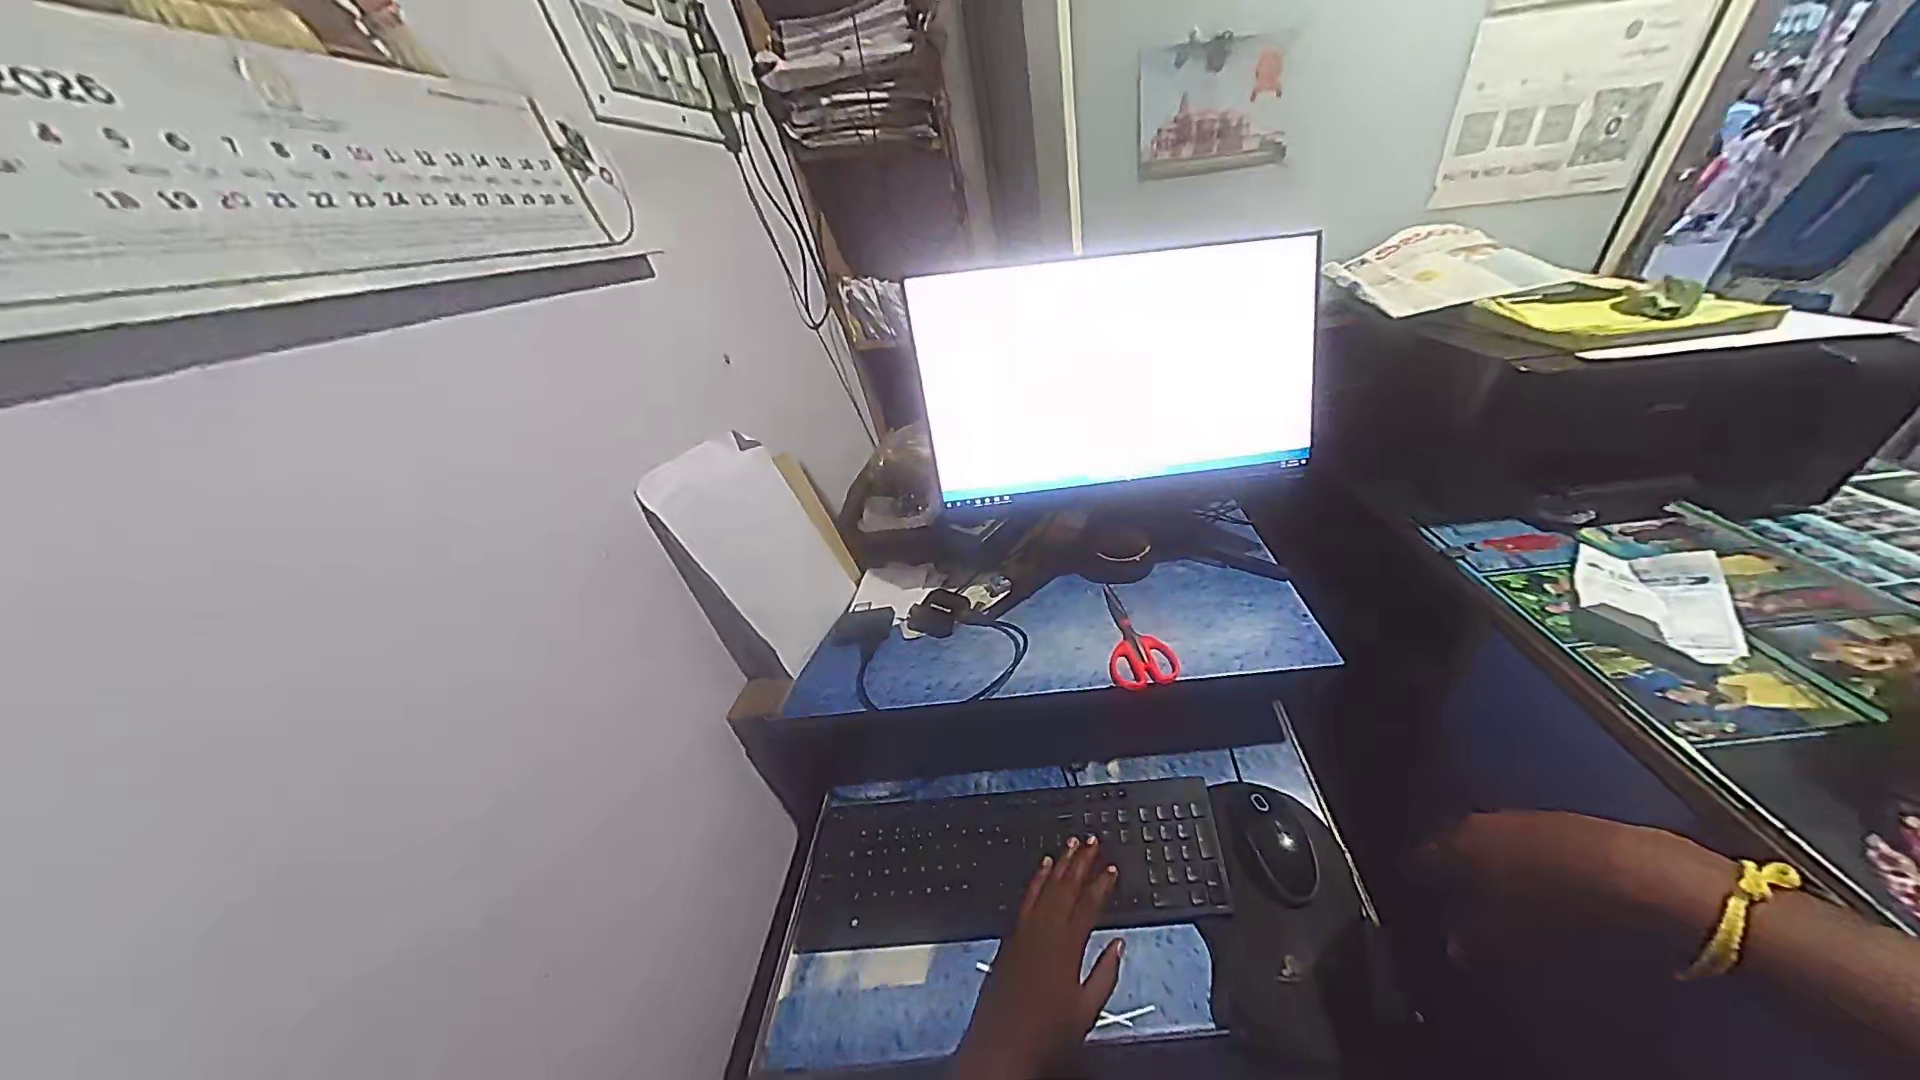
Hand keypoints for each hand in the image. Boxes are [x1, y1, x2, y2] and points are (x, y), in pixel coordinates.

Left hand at [952, 835, 1122, 1079]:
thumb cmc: (1046, 1035)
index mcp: (1067, 947)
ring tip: (1072, 843)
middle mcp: (1044, 931)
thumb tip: (1119, 945)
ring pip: (1046, 886)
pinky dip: (1037, 878)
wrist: (1001, 1047)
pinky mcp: (1011, 935)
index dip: (1102, 884)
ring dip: (1060, 863)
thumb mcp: (1086, 1010)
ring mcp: (1025, 929)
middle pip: (1066, 887)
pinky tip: (1043, 866)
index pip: (1088, 905)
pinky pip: (1026, 896)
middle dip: (1081, 862)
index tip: (1112, 868)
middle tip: (1093, 840)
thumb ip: (1104, 973)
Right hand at [1412, 811, 1733, 970]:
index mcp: (1461, 843)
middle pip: (1458, 843)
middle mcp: (1485, 822)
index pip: (1423, 858)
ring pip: (1496, 839)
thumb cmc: (1570, 914)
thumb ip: (1476, 939)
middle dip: (1457, 866)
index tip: (1419, 890)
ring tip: (1505, 890)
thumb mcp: (1515, 941)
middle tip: (1460, 892)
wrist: (1659, 883)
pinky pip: (1532, 841)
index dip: (1419, 877)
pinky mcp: (1569, 822)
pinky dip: (1530, 859)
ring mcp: (1528, 818)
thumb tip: (1455, 942)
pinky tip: (1547, 881)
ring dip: (1495, 861)